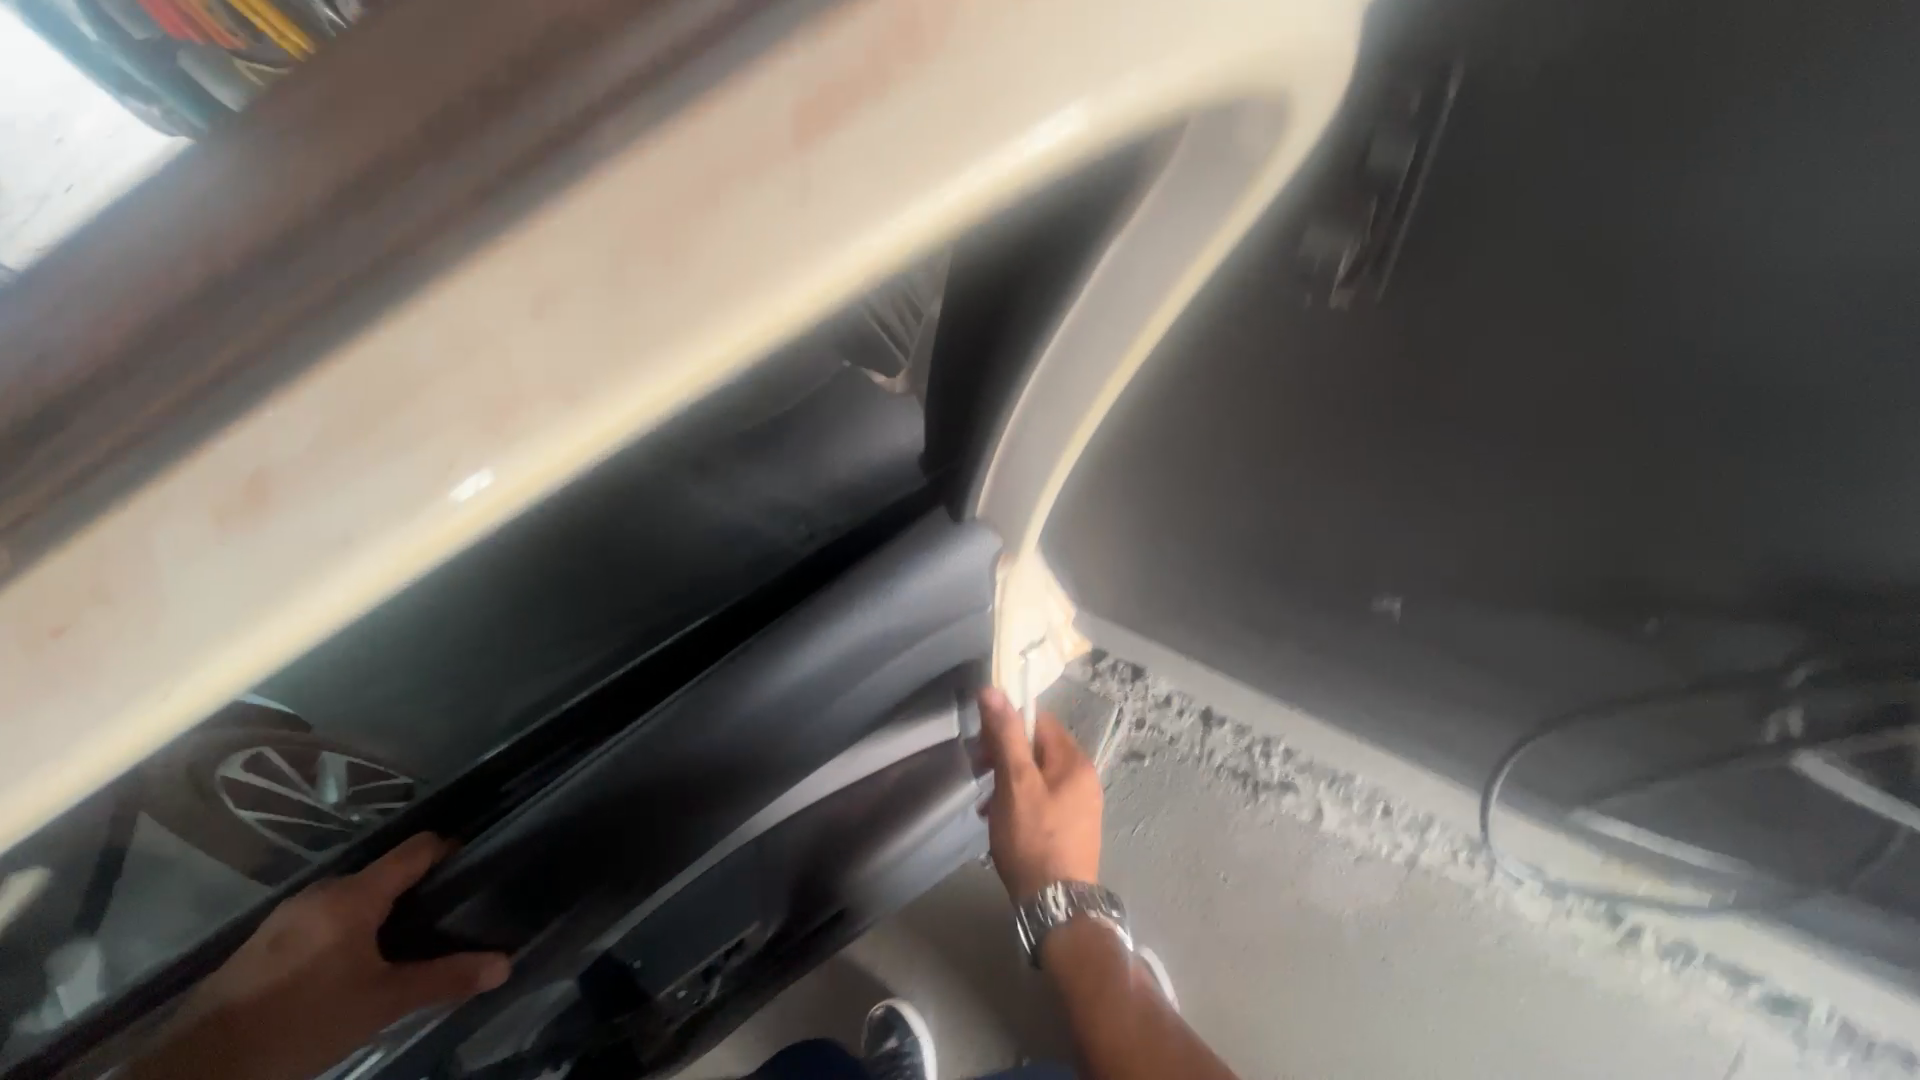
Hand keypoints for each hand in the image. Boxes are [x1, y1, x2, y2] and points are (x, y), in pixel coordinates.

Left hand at [127, 833, 510, 1079]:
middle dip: (419, 889)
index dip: (451, 850)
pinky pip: (324, 920)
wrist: (194, 1073)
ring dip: (382, 912)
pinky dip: (349, 931)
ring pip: (352, 898)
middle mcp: (320, 893)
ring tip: (408, 944)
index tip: (477, 867)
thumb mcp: (381, 1005)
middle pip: (384, 874)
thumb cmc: (298, 1025)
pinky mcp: (263, 944)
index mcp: (353, 896)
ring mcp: (285, 918)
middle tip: (449, 917)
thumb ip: (445, 979)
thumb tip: (505, 964)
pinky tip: (354, 968)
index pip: (416, 849)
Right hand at [978, 686, 1103, 900]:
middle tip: (978, 772)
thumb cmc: (1033, 840)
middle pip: (1038, 748)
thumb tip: (992, 690)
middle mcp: (1084, 778)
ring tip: (985, 804)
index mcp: (1074, 761)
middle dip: (1004, 756)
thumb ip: (1004, 736)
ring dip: (1007, 782)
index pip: (1039, 720)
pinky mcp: (1073, 829)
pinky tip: (1000, 822)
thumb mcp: (1014, 784)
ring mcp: (1081, 805)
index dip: (1006, 724)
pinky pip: (1042, 800)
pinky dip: (1019, 803)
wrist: (1057, 906)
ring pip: (1037, 776)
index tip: (980, 743)